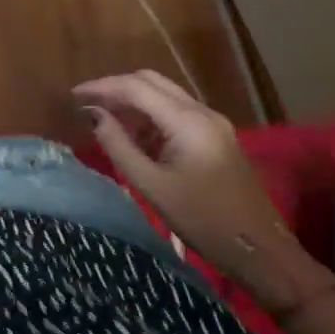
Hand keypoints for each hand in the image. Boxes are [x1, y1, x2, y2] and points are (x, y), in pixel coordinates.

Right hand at [73, 71, 333, 305]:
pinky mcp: (217, 137)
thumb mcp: (151, 184)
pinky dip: (149, 114)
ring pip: (163, 94)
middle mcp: (203, 113)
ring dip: (132, 101)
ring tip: (105, 121)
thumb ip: (117, 144)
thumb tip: (92, 114)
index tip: (73, 97)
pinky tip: (134, 136)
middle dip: (115, 88)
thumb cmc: (203, 220)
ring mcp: (214, 124)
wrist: (262, 252)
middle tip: (87, 105)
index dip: (101, 87)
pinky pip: (175, 111)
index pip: (135, 87)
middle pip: (151, 81)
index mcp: (188, 122)